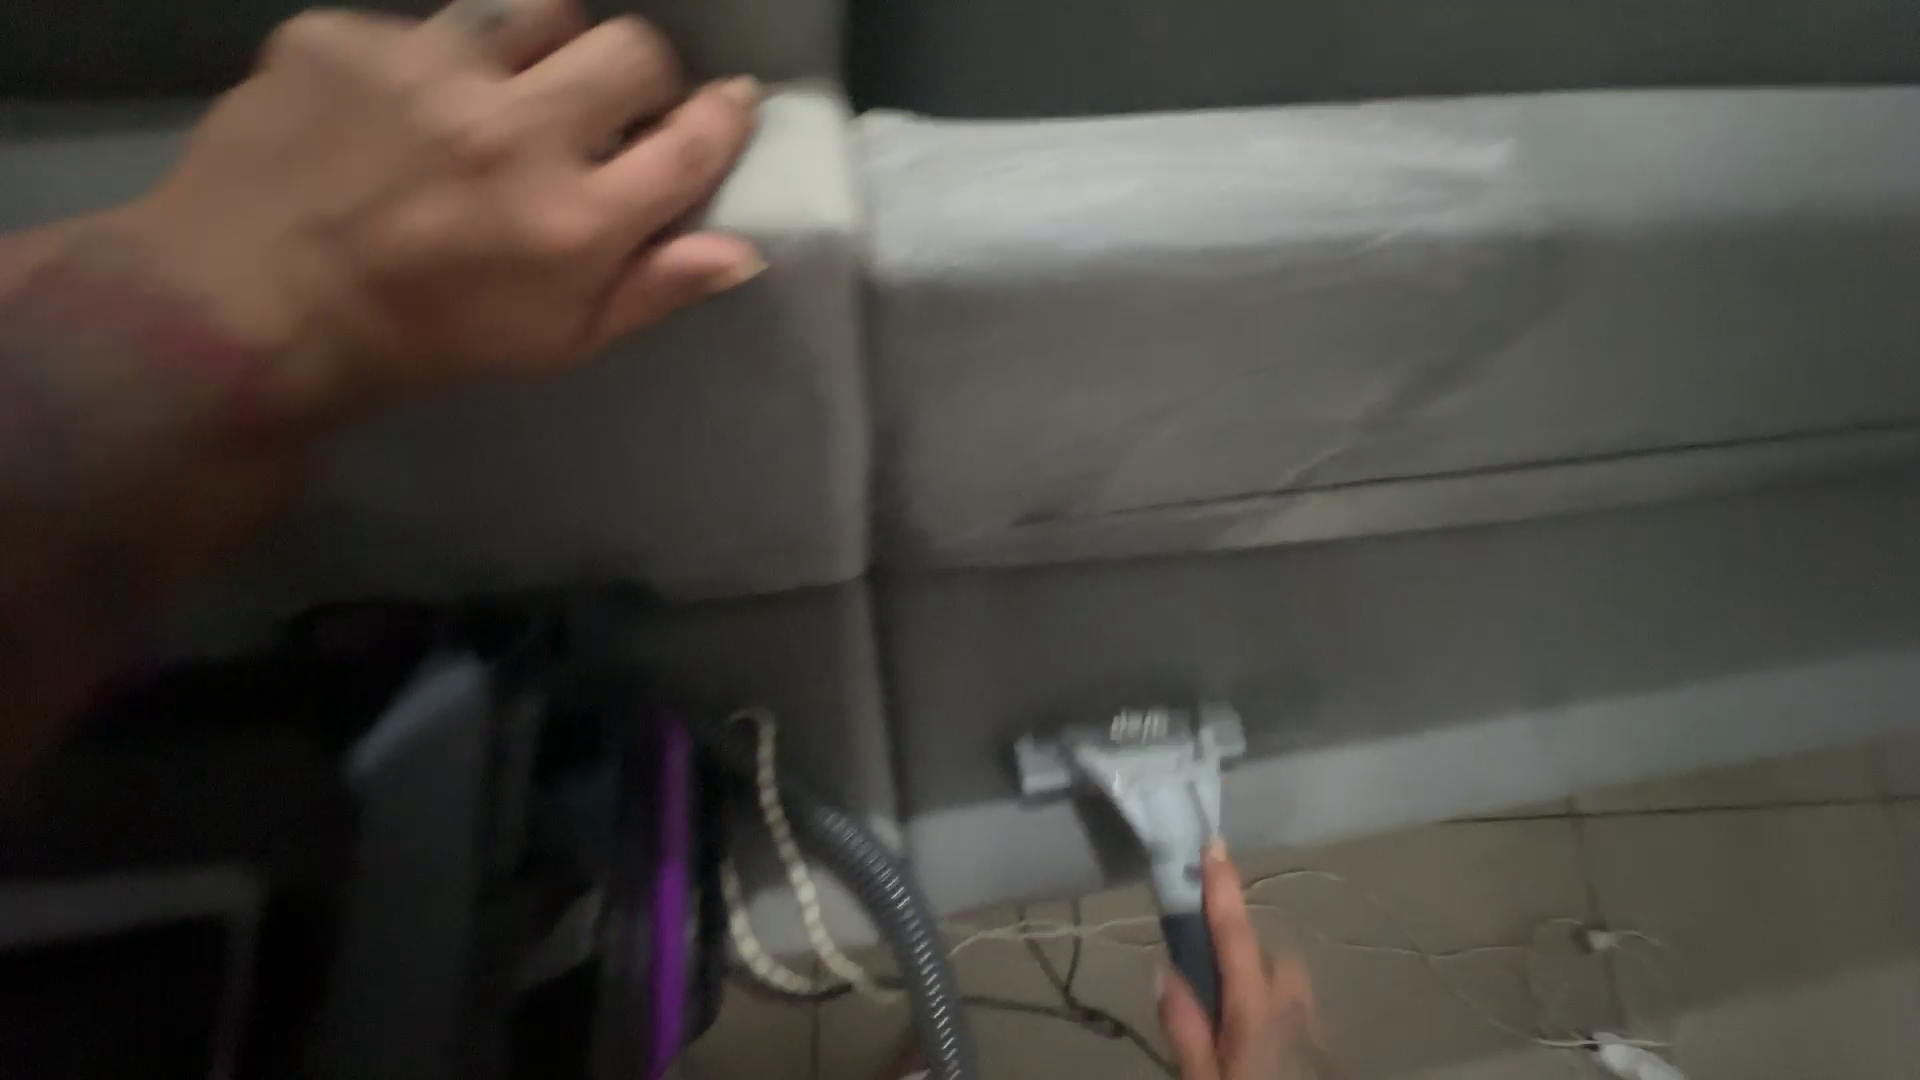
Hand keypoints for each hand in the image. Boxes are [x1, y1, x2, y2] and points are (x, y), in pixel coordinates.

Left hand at [109, 0, 762, 413]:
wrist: (262, 302)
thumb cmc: (445, 336)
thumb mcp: (568, 337)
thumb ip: (658, 288)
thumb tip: (743, 252)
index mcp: (578, 222)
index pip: (688, 144)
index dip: (725, 116)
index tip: (735, 101)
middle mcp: (517, 134)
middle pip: (632, 50)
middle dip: (644, 78)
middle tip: (618, 112)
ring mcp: (429, 73)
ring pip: (544, 10)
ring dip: (556, 52)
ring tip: (521, 97)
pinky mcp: (350, 36)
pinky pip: (438, 24)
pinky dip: (452, 65)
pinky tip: (417, 113)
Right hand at [1158, 844, 1344, 1079]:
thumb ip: (1187, 1030)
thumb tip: (1165, 971)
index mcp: (1259, 1014)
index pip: (1236, 935)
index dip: (1222, 888)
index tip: (1213, 843)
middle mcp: (1298, 1016)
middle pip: (1274, 962)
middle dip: (1245, 958)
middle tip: (1211, 990)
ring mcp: (1322, 1042)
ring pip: (1292, 994)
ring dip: (1264, 992)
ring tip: (1235, 1032)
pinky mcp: (1334, 1065)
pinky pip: (1303, 1025)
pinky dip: (1280, 1025)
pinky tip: (1265, 1063)